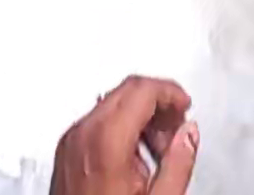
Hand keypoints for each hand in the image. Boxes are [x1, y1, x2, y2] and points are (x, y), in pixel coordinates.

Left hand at [51, 75, 198, 194]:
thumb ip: (177, 164)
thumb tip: (189, 133)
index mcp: (106, 139)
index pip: (141, 89)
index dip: (169, 92)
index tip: (185, 105)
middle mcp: (83, 133)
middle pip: (126, 91)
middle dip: (156, 103)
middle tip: (178, 127)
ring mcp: (70, 143)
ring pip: (111, 104)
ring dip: (139, 116)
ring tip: (159, 151)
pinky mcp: (64, 154)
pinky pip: (96, 124)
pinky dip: (119, 129)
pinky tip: (136, 161)